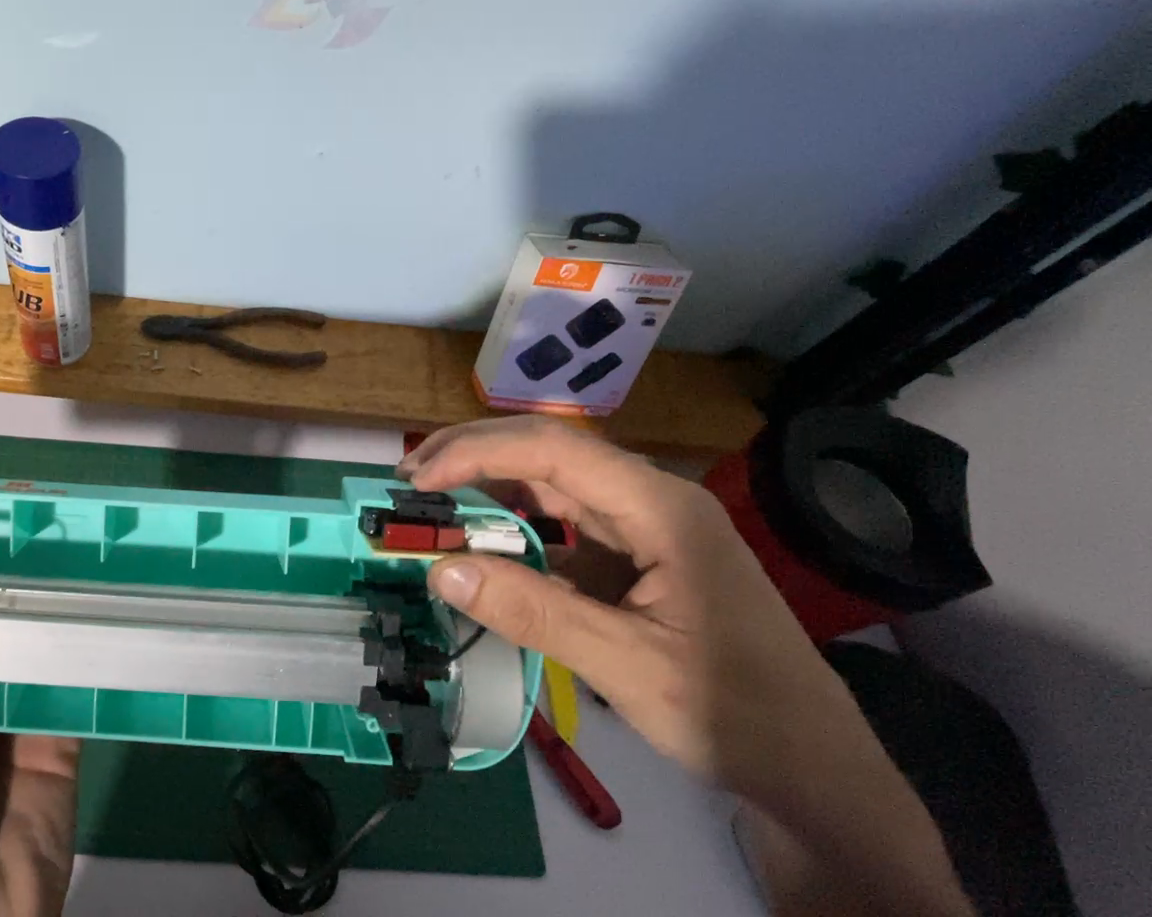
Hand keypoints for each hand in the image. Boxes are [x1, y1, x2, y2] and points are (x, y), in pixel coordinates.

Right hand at [401, 417, 971, 916]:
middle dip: (475, 458)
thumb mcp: (627, 665)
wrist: (813, 768)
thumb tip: (439, 569)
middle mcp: (652, 504)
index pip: (555, 452)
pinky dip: (516, 536)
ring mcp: (647, 532)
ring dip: (491, 492)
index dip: (478, 454)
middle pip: (551, 456)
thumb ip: (533, 612)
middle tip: (407, 480)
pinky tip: (482, 553)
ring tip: (430, 504)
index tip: (417, 480)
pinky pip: (566, 533)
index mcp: (662, 509)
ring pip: (555, 490)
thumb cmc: (735, 712)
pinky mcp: (637, 562)